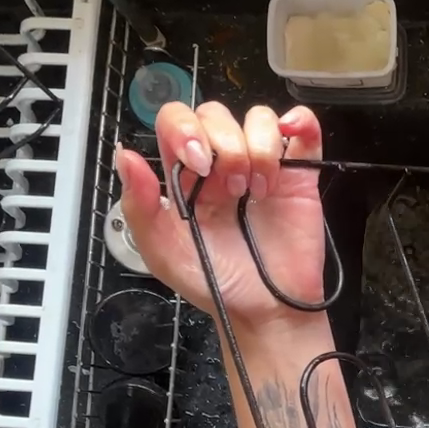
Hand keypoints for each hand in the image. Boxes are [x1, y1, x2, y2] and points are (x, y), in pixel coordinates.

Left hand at [115, 101, 326, 337]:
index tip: (201, 166)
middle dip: (225, 145)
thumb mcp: (163, 253)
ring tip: (261, 191)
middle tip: (234, 188)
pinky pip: (302, 131)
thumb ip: (139, 207)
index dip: (186, 130)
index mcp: (185, 175)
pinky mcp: (300, 176)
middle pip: (217, 115)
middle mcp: (222, 164)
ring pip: (258, 118)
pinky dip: (300, 121)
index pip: (177, 122)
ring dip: (259, 147)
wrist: (265, 311)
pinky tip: (291, 134)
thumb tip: (126, 157)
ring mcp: (264, 167)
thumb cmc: (215, 284)